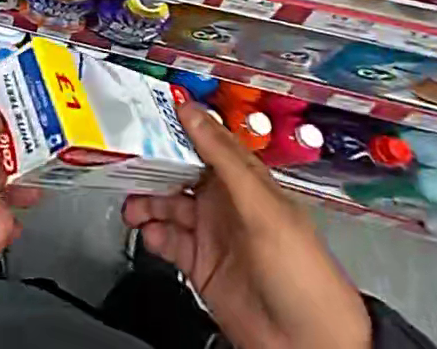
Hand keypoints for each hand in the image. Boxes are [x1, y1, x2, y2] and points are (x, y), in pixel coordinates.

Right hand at [124, 101, 371, 348]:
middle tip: (126, 161)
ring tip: (133, 206)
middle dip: (150, 165)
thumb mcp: (262, 207)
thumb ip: (223, 159)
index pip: (204, 140)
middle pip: (178, 171)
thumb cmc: (302, 272)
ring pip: (167, 204)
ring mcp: (210, 232)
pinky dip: (153, 234)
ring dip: (146, 201)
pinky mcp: (199, 264)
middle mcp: (223, 201)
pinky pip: (167, 240)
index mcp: (243, 179)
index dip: (176, 126)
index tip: (144, 113)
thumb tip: (191, 111)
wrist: (310, 348)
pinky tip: (150, 235)